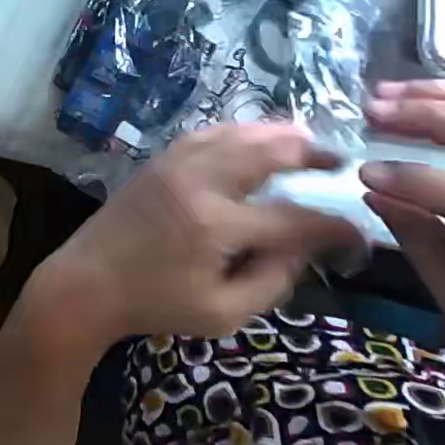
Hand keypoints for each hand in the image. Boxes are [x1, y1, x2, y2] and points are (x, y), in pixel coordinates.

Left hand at [30, 123, 368, 352]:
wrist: (87, 279)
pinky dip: (238, 131)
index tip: (357, 232)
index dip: (333, 226)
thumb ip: (272, 281)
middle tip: (337, 160)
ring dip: (275, 134)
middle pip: (266, 151)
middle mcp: (199, 180)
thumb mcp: (222, 313)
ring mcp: (176, 162)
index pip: (292, 218)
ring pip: (237, 132)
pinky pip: (208, 133)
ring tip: (306, 142)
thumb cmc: (155, 303)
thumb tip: (304, 249)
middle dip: (309, 153)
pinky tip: (253, 138)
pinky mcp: (160, 158)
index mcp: (216, 223)